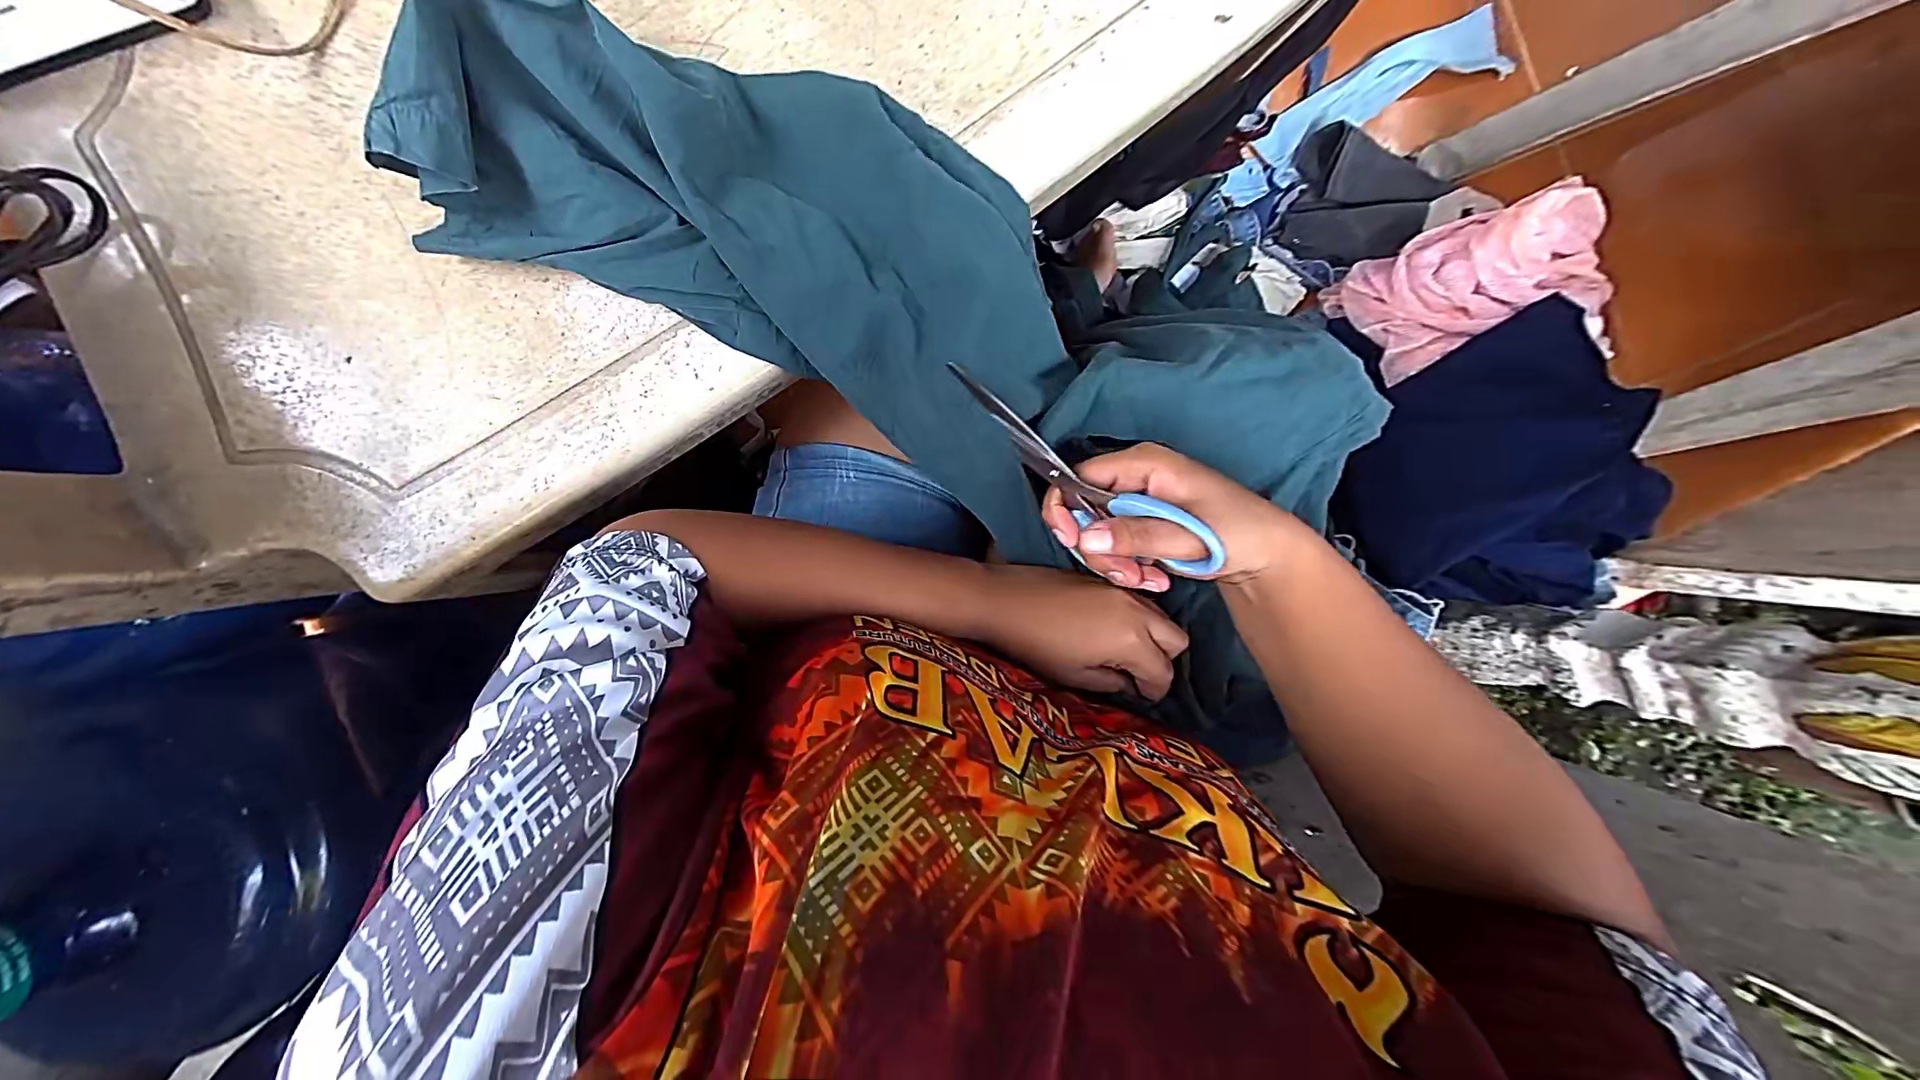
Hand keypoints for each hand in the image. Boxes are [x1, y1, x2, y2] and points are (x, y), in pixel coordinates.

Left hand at [970, 563, 1189, 699]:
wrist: (1003, 599)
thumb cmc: (1036, 645)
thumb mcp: (1076, 676)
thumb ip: (1113, 683)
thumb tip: (1131, 684)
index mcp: (1132, 640)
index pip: (1164, 673)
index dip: (1154, 692)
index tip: (1140, 698)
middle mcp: (1137, 611)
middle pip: (1177, 640)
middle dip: (1164, 661)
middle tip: (1137, 676)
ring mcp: (1123, 591)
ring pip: (1162, 617)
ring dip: (1154, 638)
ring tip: (1125, 654)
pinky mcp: (1108, 580)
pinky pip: (1141, 602)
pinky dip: (1139, 619)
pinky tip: (1112, 631)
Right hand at [1041, 443, 1316, 591]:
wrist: (1270, 554)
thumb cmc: (1239, 532)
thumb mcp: (1187, 536)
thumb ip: (1135, 535)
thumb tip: (1085, 539)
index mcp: (1145, 464)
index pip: (1080, 475)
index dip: (1065, 507)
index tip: (1071, 541)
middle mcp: (1135, 478)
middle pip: (1084, 509)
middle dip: (1097, 548)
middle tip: (1127, 574)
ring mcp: (1138, 502)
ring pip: (1097, 532)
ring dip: (1114, 563)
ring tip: (1149, 580)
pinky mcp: (1143, 524)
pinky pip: (1115, 545)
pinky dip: (1127, 566)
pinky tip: (1155, 578)